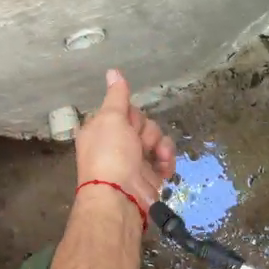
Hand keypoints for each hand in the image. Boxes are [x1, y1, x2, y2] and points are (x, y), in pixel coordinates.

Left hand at [74, 69, 176, 206]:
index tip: (128, 123)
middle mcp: (116, 143)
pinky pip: (164, 157)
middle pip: (142, 123)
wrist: (120, 197)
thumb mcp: (110, 118)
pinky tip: (163, 167)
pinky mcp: (150, 174)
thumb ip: (116, 95)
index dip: (130, 115)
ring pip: (156, 139)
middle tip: (138, 143)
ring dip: (160, 145)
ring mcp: (134, 160)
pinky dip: (166, 161)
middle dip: (146, 131)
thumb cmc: (110, 154)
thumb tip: (113, 71)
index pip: (123, 109)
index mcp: (101, 129)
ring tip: (155, 157)